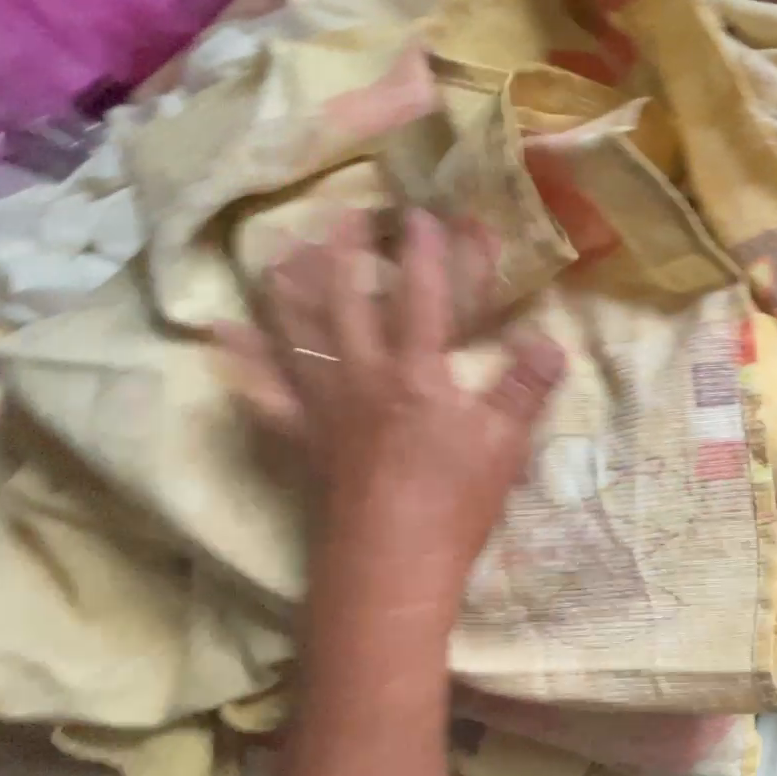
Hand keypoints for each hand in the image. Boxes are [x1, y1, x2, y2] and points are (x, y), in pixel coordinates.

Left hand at [215, 208, 565, 607]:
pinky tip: (225, 329)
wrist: (392, 558)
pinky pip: (260, 388)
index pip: (423, 299)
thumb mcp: (506, 445)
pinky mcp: (299, 434)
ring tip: (287, 247)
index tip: (422, 215)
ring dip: (289, 281)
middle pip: (345, 298)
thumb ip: (526, 389)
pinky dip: (241, 355)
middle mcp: (361, 374)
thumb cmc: (456, 501)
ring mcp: (321, 403)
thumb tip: (551, 342)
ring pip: (294, 328)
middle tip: (347, 214)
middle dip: (347, 250)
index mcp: (418, 374)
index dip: (426, 255)